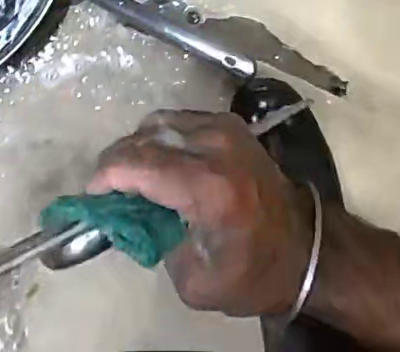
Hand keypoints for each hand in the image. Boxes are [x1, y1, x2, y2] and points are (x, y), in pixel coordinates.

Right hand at [87, 110, 310, 316]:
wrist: (307, 245)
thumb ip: (154, 241)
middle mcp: (214, 147)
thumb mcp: (196, 280)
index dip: (109, 174)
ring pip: (159, 122)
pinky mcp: (227, 121)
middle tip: (107, 185)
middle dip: (118, 160)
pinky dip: (160, 137)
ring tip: (132, 172)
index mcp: (210, 189)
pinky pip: (178, 119)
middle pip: (146, 138)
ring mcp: (222, 128)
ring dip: (138, 145)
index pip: (143, 165)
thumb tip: (127, 213)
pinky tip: (159, 159)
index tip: (93, 191)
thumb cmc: (254, 271)